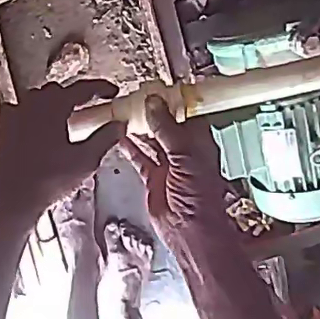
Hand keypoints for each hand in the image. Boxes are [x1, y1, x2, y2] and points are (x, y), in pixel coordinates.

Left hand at [0, 80, 124, 223]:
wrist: (15, 195)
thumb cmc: (50, 178)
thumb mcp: (86, 159)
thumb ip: (104, 138)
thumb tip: (119, 125)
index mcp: (54, 107)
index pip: (81, 88)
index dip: (100, 88)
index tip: (112, 92)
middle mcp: (32, 104)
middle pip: (57, 90)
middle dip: (75, 94)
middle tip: (90, 105)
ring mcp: (15, 114)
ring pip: (37, 98)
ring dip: (53, 102)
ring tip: (66, 115)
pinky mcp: (5, 128)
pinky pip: (19, 110)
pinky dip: (31, 112)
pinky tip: (36, 124)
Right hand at [122, 96, 229, 240]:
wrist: (190, 229)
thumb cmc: (199, 197)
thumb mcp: (184, 155)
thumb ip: (167, 128)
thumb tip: (154, 103)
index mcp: (199, 142)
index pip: (183, 114)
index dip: (169, 101)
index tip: (153, 89)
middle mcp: (185, 152)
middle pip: (165, 125)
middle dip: (150, 113)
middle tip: (132, 99)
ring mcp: (169, 165)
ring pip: (151, 140)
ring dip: (138, 129)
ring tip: (122, 114)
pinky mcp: (154, 178)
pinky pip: (140, 158)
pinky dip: (129, 148)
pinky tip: (119, 137)